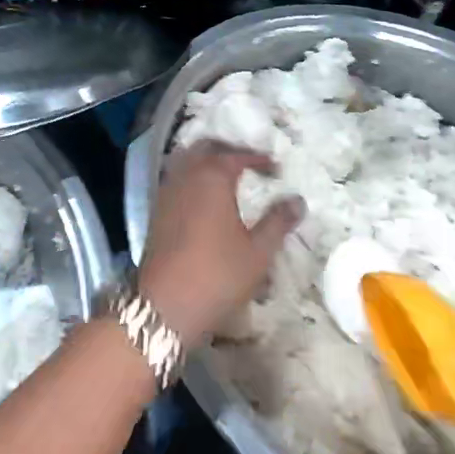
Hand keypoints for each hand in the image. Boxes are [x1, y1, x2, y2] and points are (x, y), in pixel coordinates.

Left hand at [137, 141, 304, 346]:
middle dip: (228, 150)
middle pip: (206, 147)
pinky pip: (176, 179)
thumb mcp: (257, 251)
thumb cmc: (217, 274)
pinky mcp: (156, 210)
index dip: (258, 159)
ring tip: (227, 177)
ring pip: (187, 160)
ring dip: (207, 161)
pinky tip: (205, 198)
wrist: (165, 306)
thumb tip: (298, 200)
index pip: (237, 155)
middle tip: (249, 163)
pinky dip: (192, 177)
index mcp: (212, 176)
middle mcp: (186, 175)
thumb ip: (278, 221)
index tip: (275, 168)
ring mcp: (167, 191)